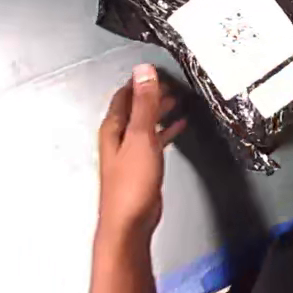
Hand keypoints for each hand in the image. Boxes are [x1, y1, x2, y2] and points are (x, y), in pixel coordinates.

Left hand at [96, 64, 186, 245]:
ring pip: (146, 122)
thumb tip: (144, 72)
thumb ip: (144, 104)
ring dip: (160, 110)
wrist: (130, 222)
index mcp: (113, 127)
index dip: (141, 81)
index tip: (158, 70)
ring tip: (178, 100)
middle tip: (173, 83)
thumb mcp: (140, 137)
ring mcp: (130, 151)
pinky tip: (178, 126)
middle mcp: (118, 137)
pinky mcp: (143, 164)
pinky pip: (155, 138)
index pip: (125, 94)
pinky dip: (166, 129)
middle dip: (152, 93)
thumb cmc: (131, 183)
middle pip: (135, 107)